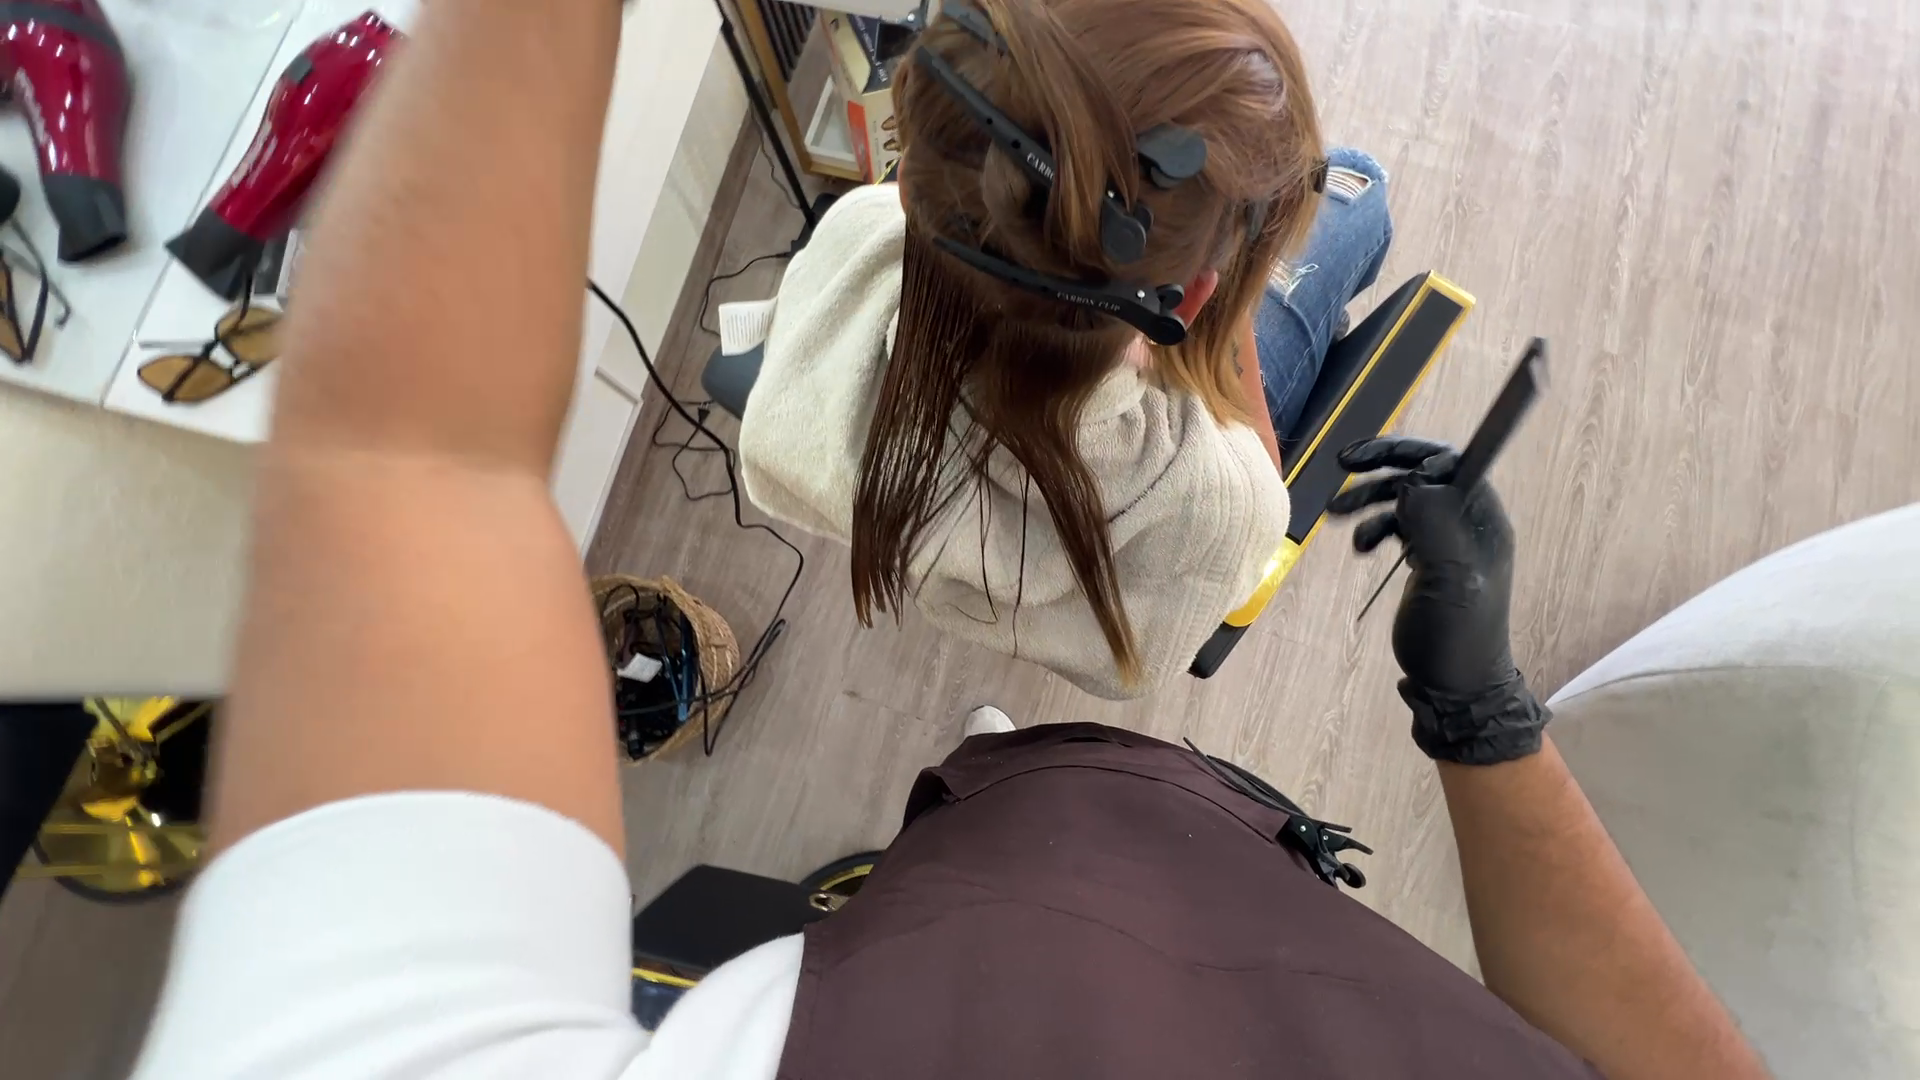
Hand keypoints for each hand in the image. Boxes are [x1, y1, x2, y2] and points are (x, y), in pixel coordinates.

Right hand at [1330, 436, 1547, 764]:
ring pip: (1403, 497)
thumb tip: (1412, 482)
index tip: (1367, 462)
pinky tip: (1360, 547)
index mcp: (1481, 520)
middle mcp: (1465, 522)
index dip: (1412, 453)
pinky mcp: (1425, 557)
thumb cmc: (1456, 634)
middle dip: (1383, 465)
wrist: (1454, 682)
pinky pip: (1396, 524)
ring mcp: (1444, 539)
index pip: (1451, 463)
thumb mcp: (1449, 580)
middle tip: (1342, 462)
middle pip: (1423, 473)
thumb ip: (1434, 526)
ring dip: (1367, 499)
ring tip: (1334, 513)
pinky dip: (1372, 528)